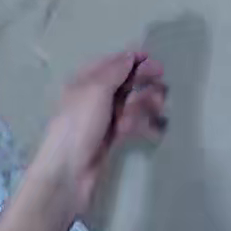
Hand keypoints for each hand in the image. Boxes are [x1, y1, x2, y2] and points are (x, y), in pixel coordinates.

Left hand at [23, 50, 166, 218]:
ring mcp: (102, 119)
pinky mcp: (110, 139)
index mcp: (85, 81)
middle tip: (162, 77)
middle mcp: (93, 97)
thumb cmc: (79, 124)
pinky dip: (143, 122)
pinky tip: (156, 127)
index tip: (151, 58)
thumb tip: (129, 55)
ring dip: (146, 100)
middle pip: (122, 81)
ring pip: (129, 103)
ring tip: (160, 104)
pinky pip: (130, 124)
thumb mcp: (96, 90)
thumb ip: (116, 70)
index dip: (130, 58)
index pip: (110, 63)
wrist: (68, 175)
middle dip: (142, 77)